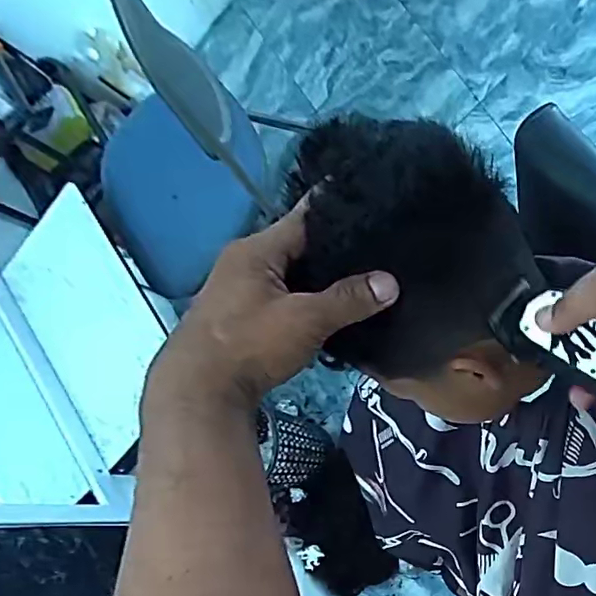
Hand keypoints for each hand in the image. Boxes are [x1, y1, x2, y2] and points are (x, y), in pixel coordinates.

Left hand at [145, 201, 396, 412]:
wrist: (203, 389)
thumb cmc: (250, 343)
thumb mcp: (306, 319)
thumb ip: (349, 299)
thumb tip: (391, 282)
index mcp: (256, 250)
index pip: (303, 219)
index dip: (337, 212)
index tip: (372, 207)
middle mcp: (247, 262)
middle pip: (301, 247)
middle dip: (338, 249)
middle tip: (381, 251)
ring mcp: (245, 290)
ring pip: (296, 275)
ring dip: (327, 279)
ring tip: (369, 280)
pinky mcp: (249, 317)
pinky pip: (291, 297)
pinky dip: (314, 300)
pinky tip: (340, 310)